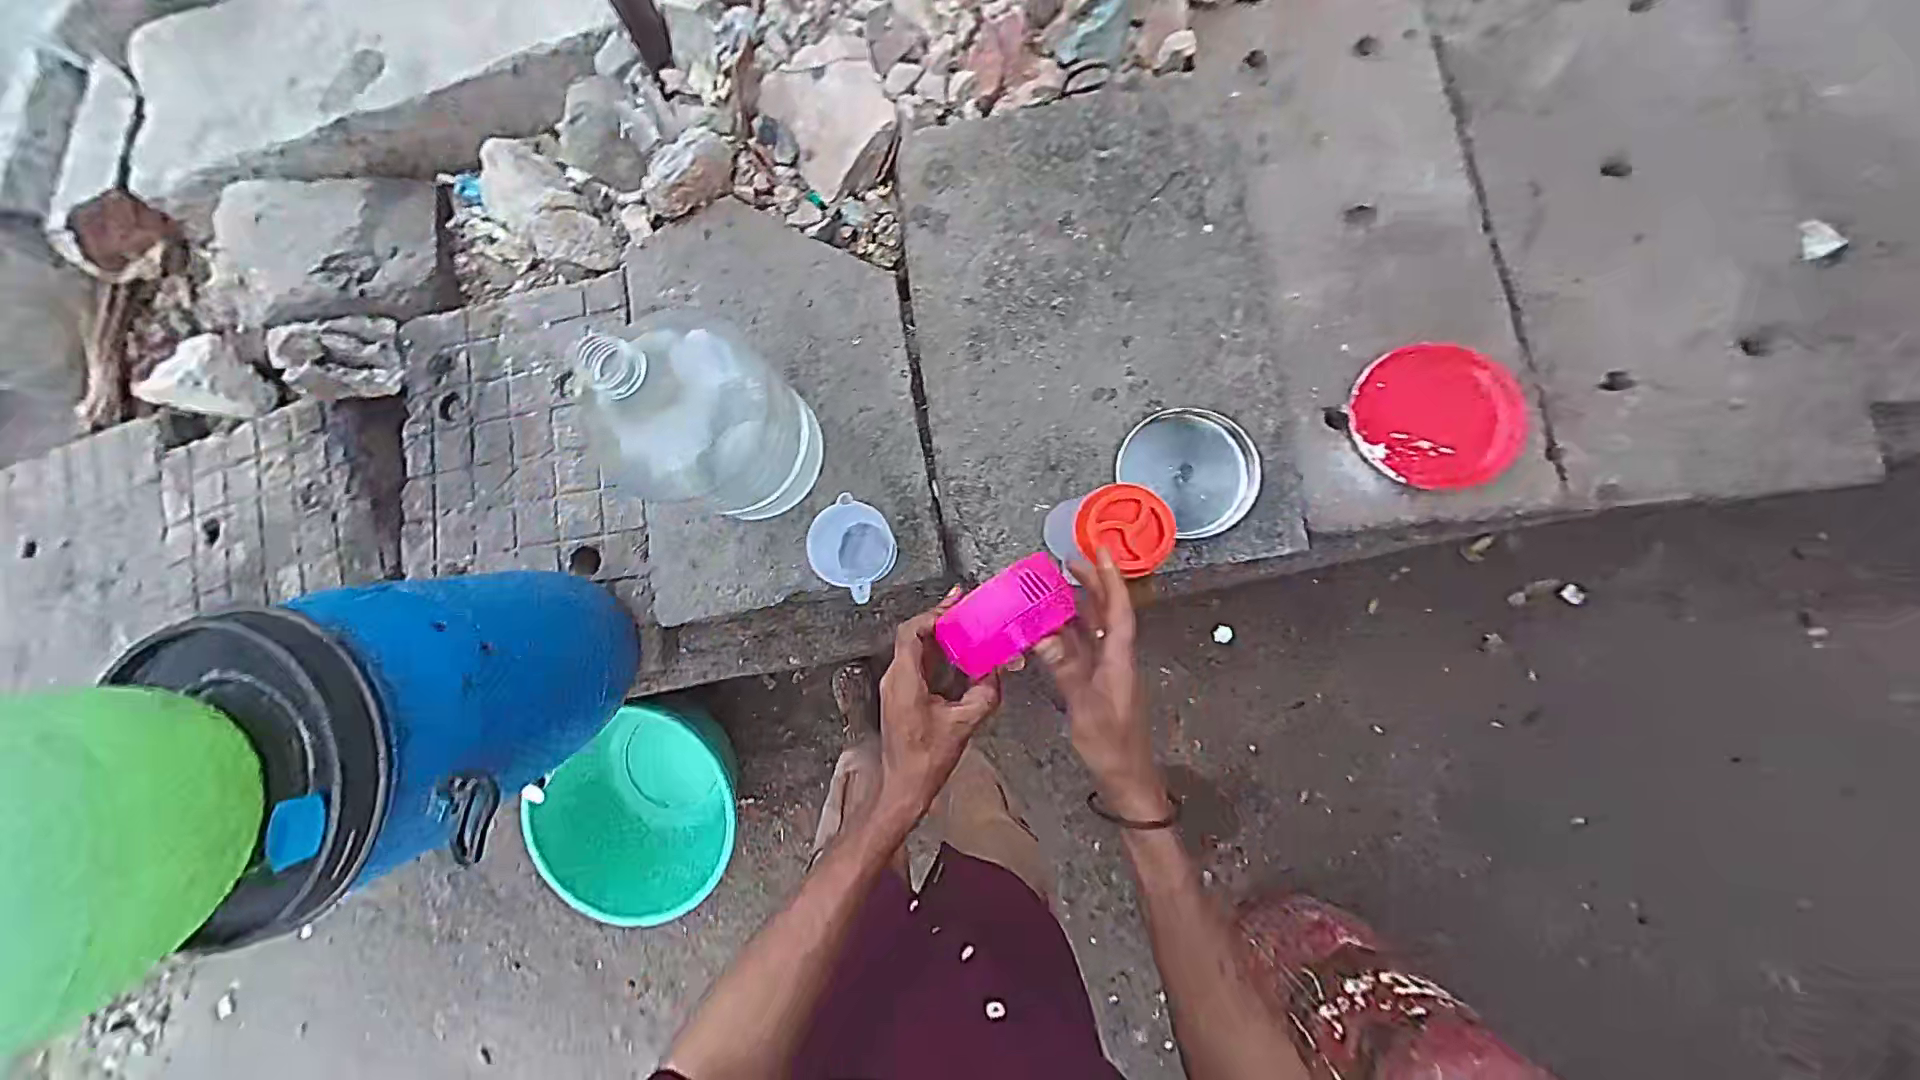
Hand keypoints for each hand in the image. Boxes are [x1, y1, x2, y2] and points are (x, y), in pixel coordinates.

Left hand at [875, 587, 1002, 819]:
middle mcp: (895, 678)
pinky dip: (937, 654)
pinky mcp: (902, 696)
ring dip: (939, 636)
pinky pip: (917, 664)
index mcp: (904, 680)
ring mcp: (896, 687)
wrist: (903, 787)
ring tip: (964, 625)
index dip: (933, 615)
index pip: (911, 632)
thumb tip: (998, 670)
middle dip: (939, 620)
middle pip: (913, 636)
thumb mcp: (964, 723)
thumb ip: (984, 693)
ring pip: (915, 649)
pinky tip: (957, 654)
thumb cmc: (925, 759)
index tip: (955, 606)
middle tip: (963, 606)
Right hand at [1034, 550, 1170, 820]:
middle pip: (1107, 610)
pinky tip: (1052, 628)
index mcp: (1120, 659)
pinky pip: (1084, 646)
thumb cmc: (1113, 746)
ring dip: (1080, 603)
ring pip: (1095, 626)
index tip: (1100, 551)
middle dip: (1093, 582)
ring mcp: (1108, 669)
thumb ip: (1065, 670)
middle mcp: (1116, 658)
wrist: (1127, 777)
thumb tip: (1043, 636)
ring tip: (1059, 585)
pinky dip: (1069, 631)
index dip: (1110, 578)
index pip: (1119, 609)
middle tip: (1071, 560)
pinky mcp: (1099, 681)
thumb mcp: (1085, 707)